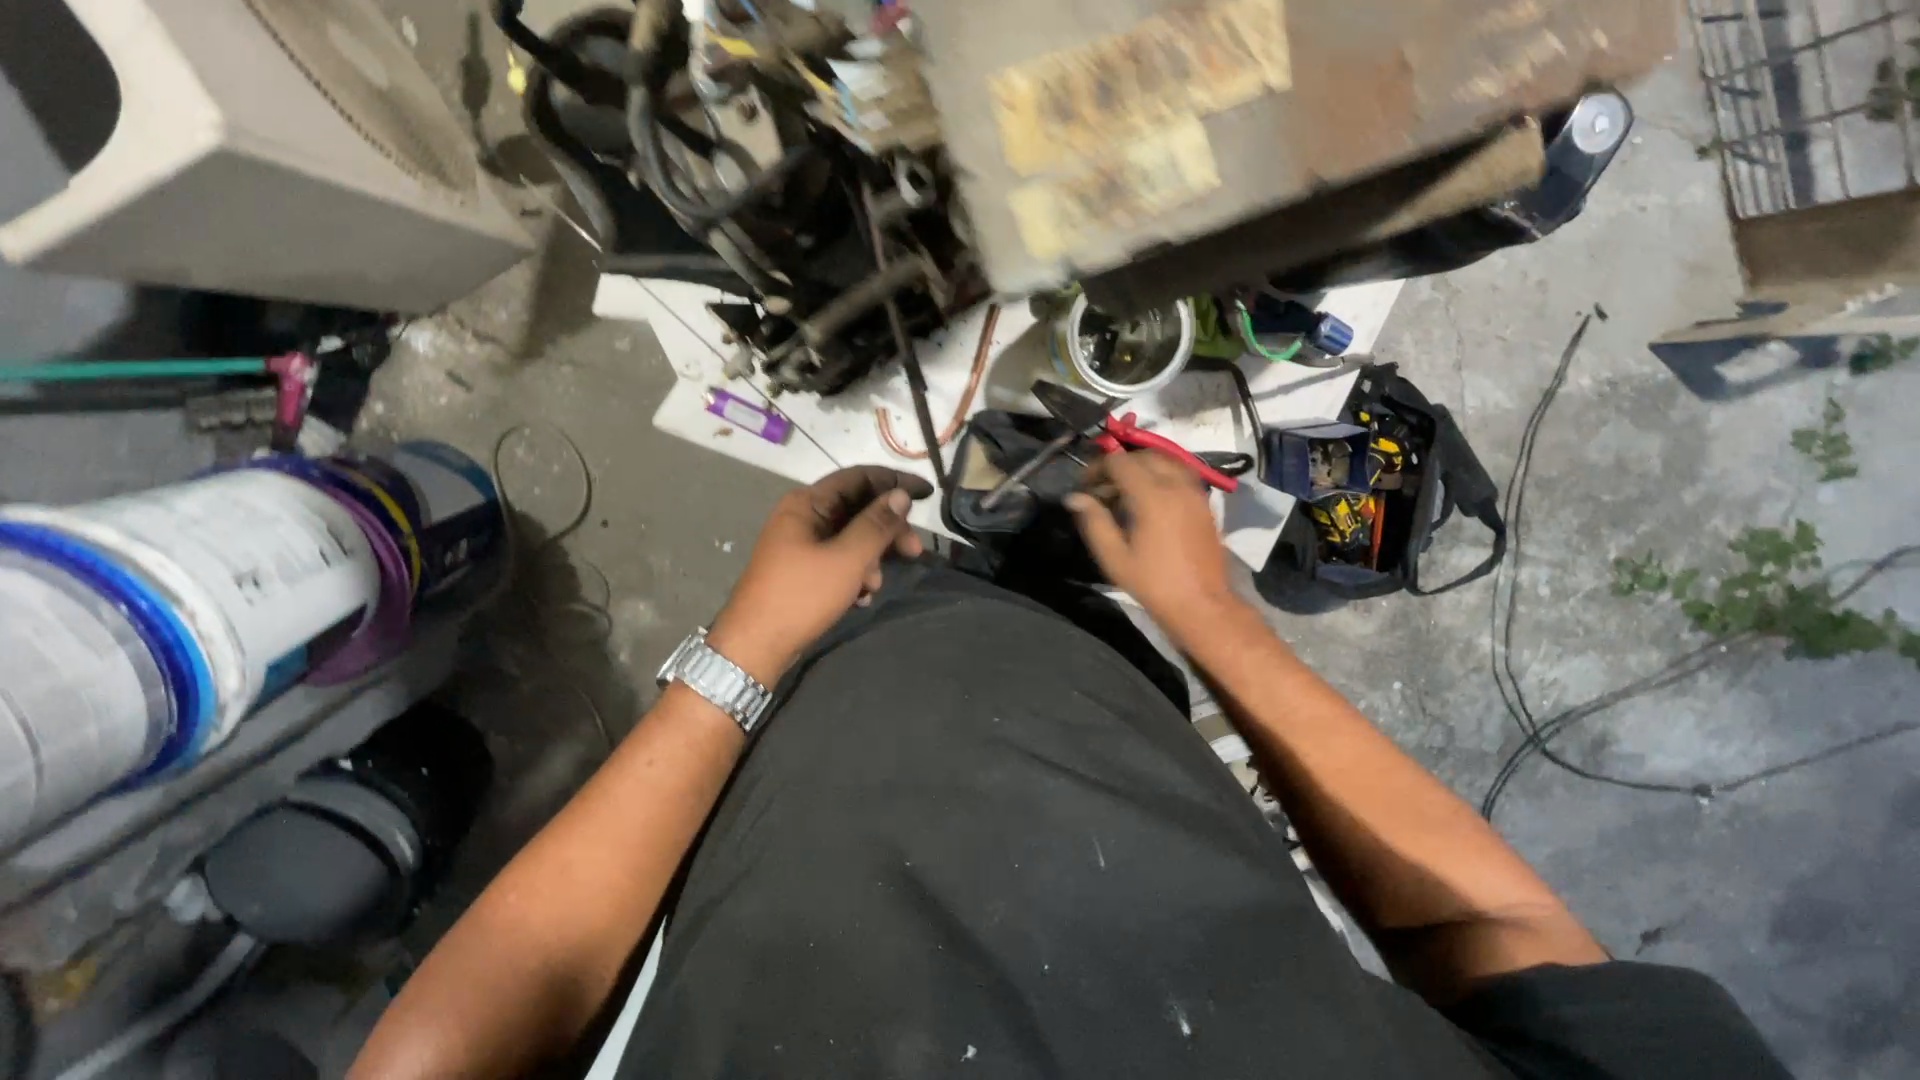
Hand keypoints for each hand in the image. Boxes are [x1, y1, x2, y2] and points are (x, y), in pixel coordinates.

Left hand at [708, 466, 932, 681]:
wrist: (755, 646)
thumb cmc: (801, 596)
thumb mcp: (846, 559)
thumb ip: (876, 525)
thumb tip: (900, 495)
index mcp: (807, 503)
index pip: (859, 477)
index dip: (895, 482)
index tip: (928, 495)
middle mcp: (803, 516)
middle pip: (858, 509)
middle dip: (888, 529)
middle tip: (915, 551)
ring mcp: (801, 544)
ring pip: (851, 537)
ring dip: (873, 557)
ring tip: (875, 586)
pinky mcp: (803, 570)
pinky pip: (839, 560)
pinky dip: (856, 574)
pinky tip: (861, 597)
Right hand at [1065, 451, 1243, 641]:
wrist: (1201, 603)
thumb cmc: (1153, 583)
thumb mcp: (1115, 558)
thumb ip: (1094, 522)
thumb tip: (1075, 498)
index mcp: (1152, 497)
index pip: (1120, 462)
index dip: (1098, 468)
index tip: (1086, 487)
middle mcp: (1176, 485)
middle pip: (1143, 456)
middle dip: (1119, 465)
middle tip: (1103, 489)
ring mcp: (1195, 491)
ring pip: (1166, 460)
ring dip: (1142, 466)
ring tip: (1127, 490)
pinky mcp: (1205, 502)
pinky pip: (1181, 473)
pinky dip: (1162, 474)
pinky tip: (1151, 497)